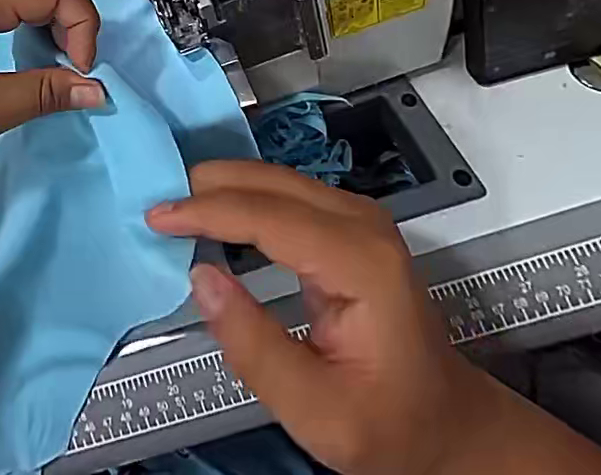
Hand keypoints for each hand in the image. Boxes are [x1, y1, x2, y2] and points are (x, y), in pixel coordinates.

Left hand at [0, 0, 105, 169]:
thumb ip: (44, 93)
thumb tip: (97, 89)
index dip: (83, 26)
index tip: (81, 73)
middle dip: (69, 27)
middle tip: (69, 73)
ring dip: (48, 30)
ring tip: (47, 72)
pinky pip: (3, 8)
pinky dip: (24, 31)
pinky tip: (17, 63)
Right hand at [145, 161, 481, 474]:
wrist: (445, 421)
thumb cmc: (388, 423)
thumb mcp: (317, 412)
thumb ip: (253, 346)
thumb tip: (201, 277)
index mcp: (360, 261)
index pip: (268, 216)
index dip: (207, 211)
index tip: (157, 217)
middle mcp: (360, 222)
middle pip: (269, 181)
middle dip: (206, 185)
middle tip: (155, 202)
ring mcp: (355, 215)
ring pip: (272, 177)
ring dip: (219, 186)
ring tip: (173, 205)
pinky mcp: (344, 220)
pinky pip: (281, 191)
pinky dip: (238, 195)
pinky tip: (211, 208)